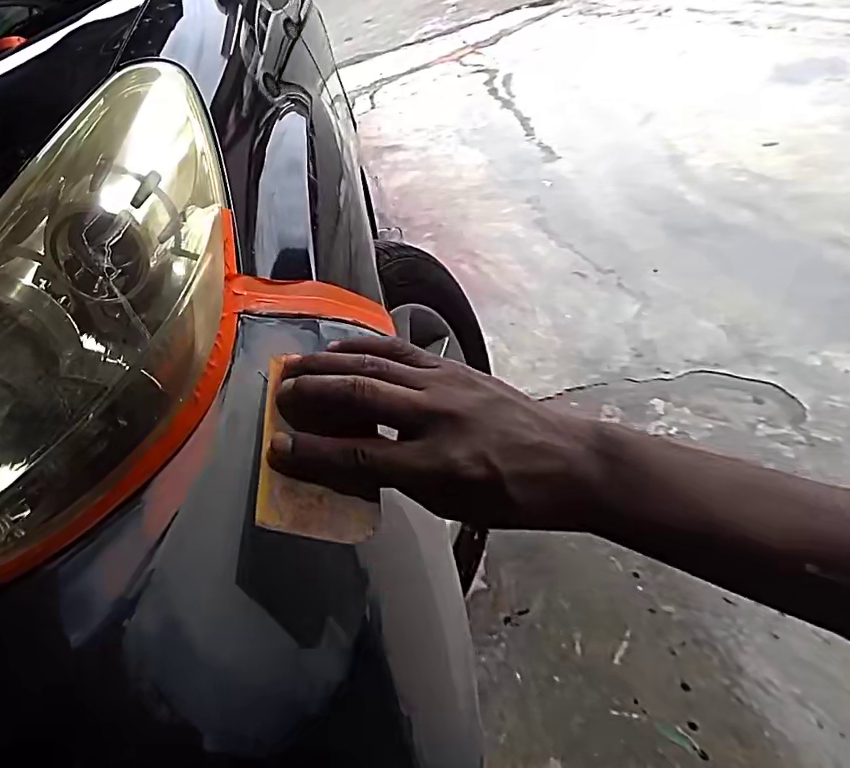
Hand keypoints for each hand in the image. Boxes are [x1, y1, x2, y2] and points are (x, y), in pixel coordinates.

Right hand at [269, 337, 606, 530]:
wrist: (572, 462)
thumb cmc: (512, 495)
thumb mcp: (451, 504)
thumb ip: (394, 477)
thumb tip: (342, 456)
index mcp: (443, 467)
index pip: (360, 457)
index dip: (312, 453)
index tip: (278, 448)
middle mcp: (440, 419)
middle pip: (360, 398)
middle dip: (311, 394)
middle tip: (279, 395)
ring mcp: (446, 385)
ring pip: (372, 366)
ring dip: (325, 364)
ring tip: (293, 366)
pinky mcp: (451, 365)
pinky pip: (396, 349)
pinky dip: (359, 346)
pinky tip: (335, 348)